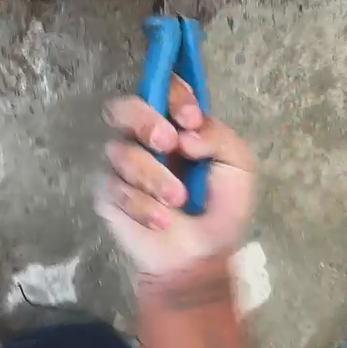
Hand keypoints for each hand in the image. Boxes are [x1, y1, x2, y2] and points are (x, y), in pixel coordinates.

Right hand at [96, 76, 256, 285]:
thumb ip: (218, 137)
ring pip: (120, 152)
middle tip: (168, 143)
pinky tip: (163, 221)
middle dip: (145, 121)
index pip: (164, 90)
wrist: (202, 257)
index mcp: (177, 125)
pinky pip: (114, 188)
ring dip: (152, 175)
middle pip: (123, 108)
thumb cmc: (222, 209)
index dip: (173, 96)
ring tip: (177, 199)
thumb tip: (186, 133)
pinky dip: (142, 206)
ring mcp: (123, 165)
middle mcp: (145, 138)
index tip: (190, 119)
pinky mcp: (108, 194)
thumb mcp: (238, 167)